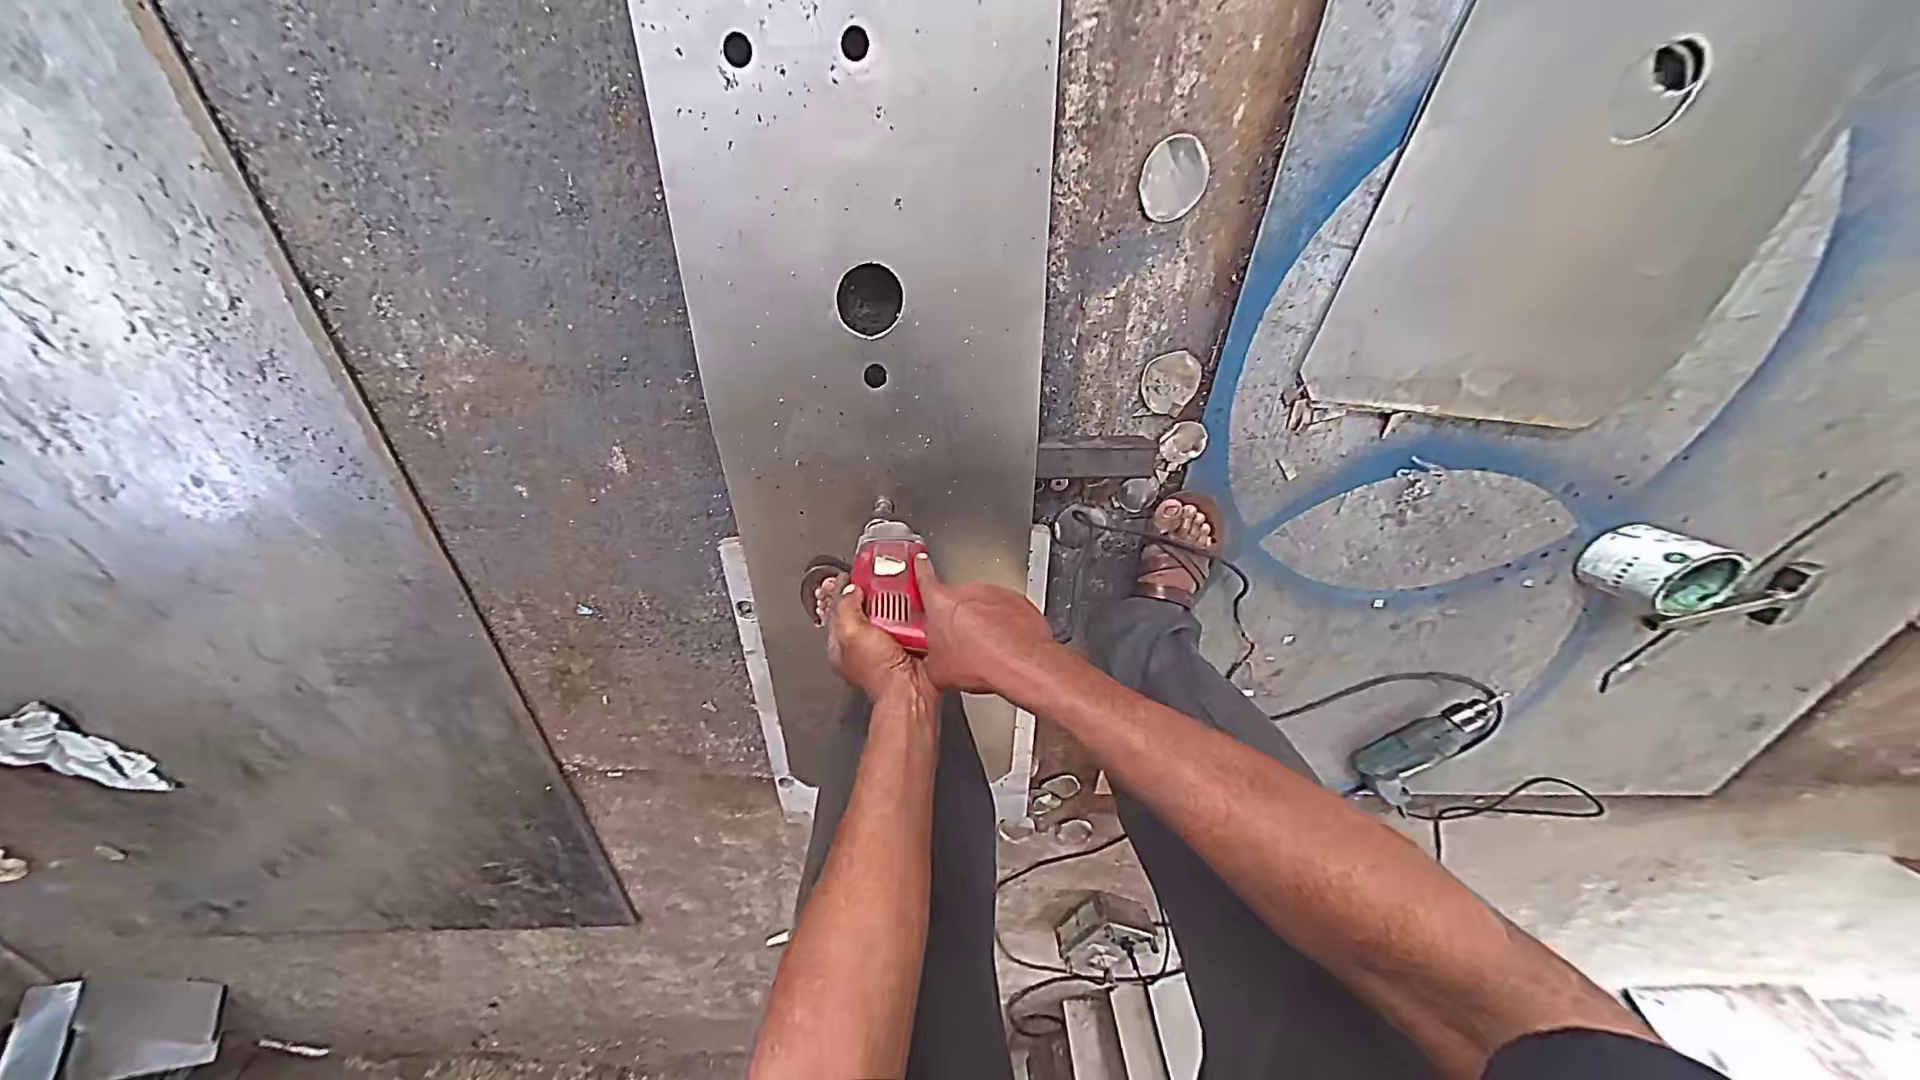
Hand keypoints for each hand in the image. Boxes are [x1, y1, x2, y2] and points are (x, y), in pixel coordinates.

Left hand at [819, 575, 927, 699]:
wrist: (912, 687)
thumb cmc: (880, 671)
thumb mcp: (852, 633)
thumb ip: (846, 609)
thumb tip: (850, 591)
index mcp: (841, 646)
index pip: (837, 610)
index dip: (841, 591)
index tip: (850, 576)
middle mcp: (863, 646)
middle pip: (863, 610)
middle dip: (869, 594)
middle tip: (875, 578)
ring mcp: (886, 646)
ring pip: (887, 614)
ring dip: (893, 601)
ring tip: (896, 586)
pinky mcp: (908, 645)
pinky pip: (908, 621)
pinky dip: (911, 611)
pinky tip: (914, 603)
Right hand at [912, 553, 1058, 694]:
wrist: (1020, 662)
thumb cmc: (981, 661)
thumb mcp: (938, 672)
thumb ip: (930, 659)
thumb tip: (931, 668)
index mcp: (942, 603)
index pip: (925, 578)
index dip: (921, 569)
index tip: (921, 561)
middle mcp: (968, 591)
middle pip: (956, 600)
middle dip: (957, 617)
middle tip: (959, 640)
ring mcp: (995, 593)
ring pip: (982, 605)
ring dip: (982, 621)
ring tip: (985, 648)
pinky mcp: (1018, 601)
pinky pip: (1006, 610)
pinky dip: (1004, 624)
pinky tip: (1004, 645)